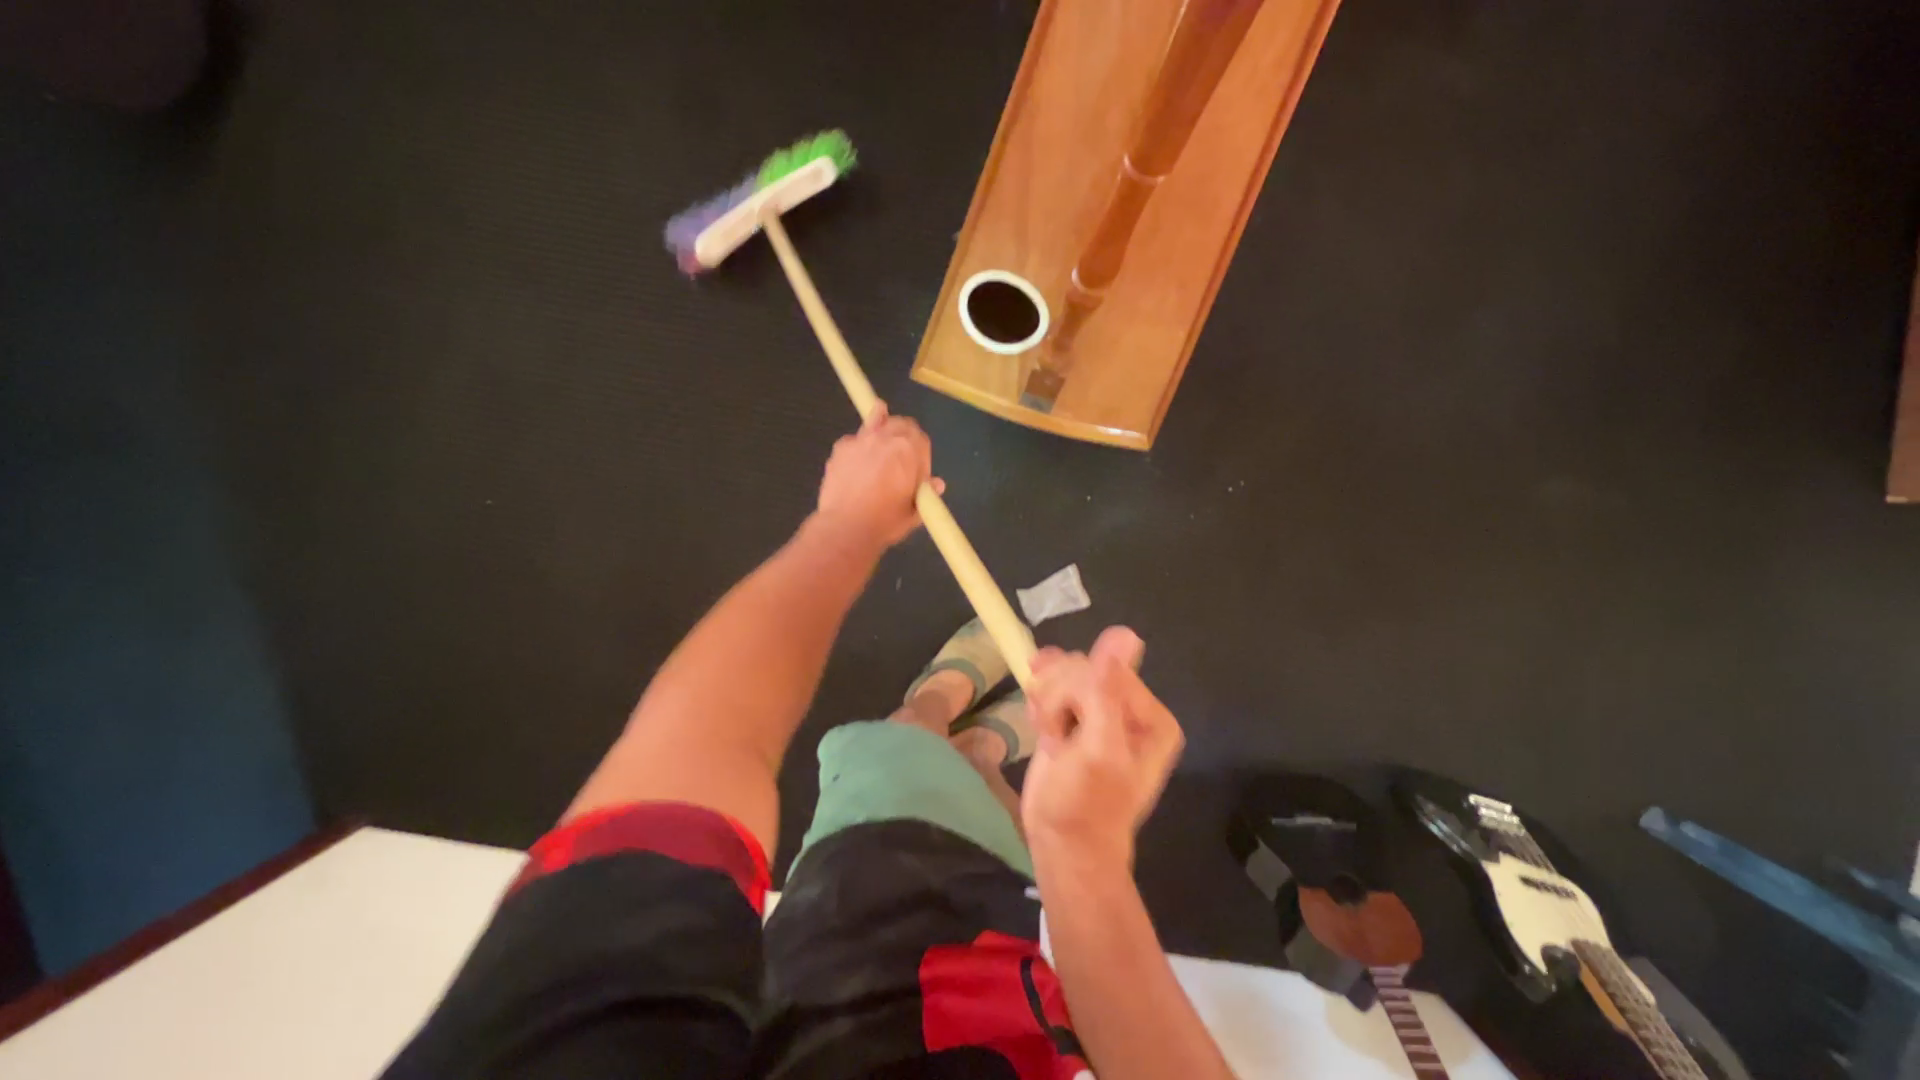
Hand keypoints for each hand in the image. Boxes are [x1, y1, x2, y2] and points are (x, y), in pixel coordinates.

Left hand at [815, 403, 941, 549]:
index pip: (921, 439)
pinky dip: (857, 446)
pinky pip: (853, 439)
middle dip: (903, 435)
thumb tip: (937, 484)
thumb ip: (926, 494)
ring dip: (881, 422)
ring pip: (876, 420)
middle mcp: (887, 438)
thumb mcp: (914, 512)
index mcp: (910, 450)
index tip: (917, 470)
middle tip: (900, 455)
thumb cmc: (885, 521)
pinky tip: (856, 461)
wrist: (846, 527)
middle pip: (901, 424)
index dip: (921, 454)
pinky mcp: (840, 448)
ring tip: (880, 429)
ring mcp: (861, 440)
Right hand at [1020, 627, 1182, 869]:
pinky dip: (1043, 705)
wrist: (1064, 846)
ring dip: (1048, 701)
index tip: (1060, 723)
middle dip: (1059, 696)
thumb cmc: (1084, 804)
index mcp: (1150, 716)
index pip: (1105, 669)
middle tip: (1053, 734)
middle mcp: (1131, 709)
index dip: (1074, 689)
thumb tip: (1125, 633)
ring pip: (1065, 674)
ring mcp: (1103, 713)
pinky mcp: (1078, 720)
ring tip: (1049, 736)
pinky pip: (1055, 688)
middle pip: (1084, 668)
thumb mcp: (1098, 748)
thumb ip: (1107, 692)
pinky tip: (1043, 729)